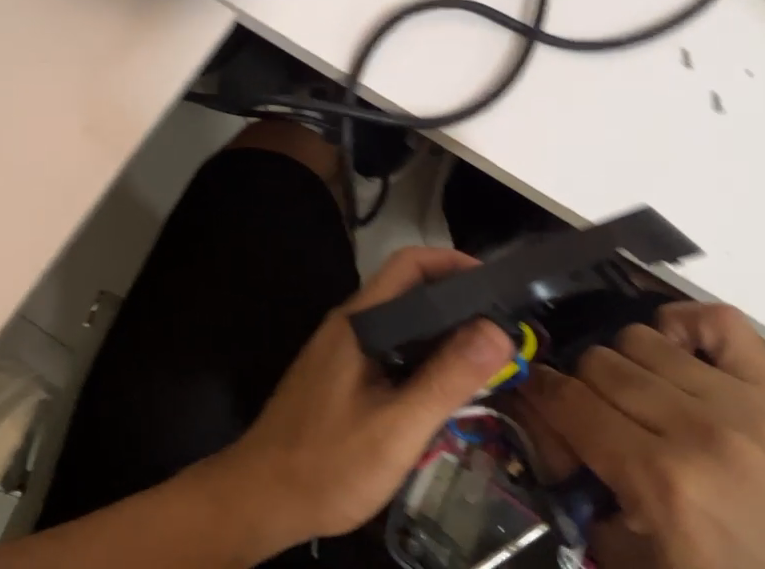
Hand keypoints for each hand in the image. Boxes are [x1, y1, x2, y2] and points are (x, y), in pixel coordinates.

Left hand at [201, 247, 513, 555]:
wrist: (261, 499)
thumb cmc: (329, 464)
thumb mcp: (398, 428)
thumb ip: (447, 378)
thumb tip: (496, 330)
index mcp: (360, 323)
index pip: (410, 265)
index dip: (455, 265)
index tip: (498, 288)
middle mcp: (350, 325)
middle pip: (408, 291)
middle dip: (457, 302)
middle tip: (503, 330)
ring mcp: (343, 350)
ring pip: (401, 324)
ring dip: (442, 332)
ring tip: (486, 358)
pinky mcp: (341, 376)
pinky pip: (390, 350)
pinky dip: (423, 357)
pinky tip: (445, 387)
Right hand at [511, 303, 764, 568]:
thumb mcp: (630, 562)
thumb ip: (580, 493)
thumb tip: (547, 429)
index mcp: (661, 482)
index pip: (570, 403)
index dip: (540, 396)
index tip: (534, 398)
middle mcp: (700, 432)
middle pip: (601, 364)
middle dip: (580, 387)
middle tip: (588, 416)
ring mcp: (747, 407)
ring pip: (643, 339)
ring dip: (625, 365)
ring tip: (636, 398)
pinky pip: (719, 321)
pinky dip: (684, 324)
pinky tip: (675, 352)